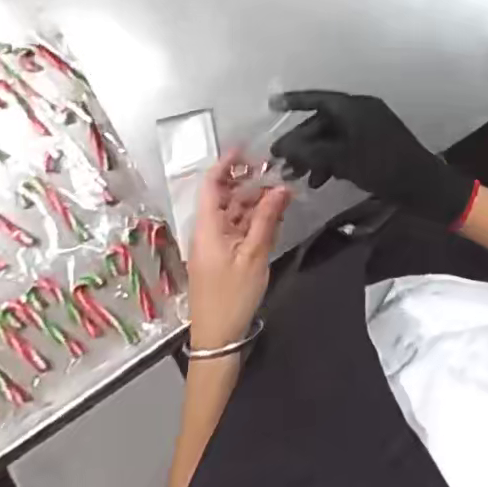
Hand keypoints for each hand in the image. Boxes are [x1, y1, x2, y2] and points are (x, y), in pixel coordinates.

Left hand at [186, 149, 290, 347]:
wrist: (218, 337)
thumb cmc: (232, 296)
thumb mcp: (254, 255)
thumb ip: (267, 219)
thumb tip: (280, 188)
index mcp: (207, 227)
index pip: (212, 184)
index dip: (225, 163)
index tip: (245, 149)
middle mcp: (207, 231)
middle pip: (224, 197)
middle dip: (247, 181)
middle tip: (273, 171)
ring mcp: (214, 245)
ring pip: (233, 213)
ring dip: (254, 201)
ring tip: (280, 193)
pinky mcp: (222, 257)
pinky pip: (237, 229)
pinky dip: (253, 220)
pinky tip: (273, 217)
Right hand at [270, 91, 476, 225]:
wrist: (424, 186)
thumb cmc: (383, 168)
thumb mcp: (343, 160)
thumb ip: (310, 152)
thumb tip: (282, 147)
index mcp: (356, 108)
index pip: (318, 99)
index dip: (293, 101)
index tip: (272, 105)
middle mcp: (362, 113)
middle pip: (322, 122)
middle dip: (300, 142)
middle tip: (280, 162)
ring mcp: (370, 130)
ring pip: (332, 139)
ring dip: (313, 156)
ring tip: (297, 176)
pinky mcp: (375, 147)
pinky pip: (344, 148)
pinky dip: (330, 162)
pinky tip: (319, 181)